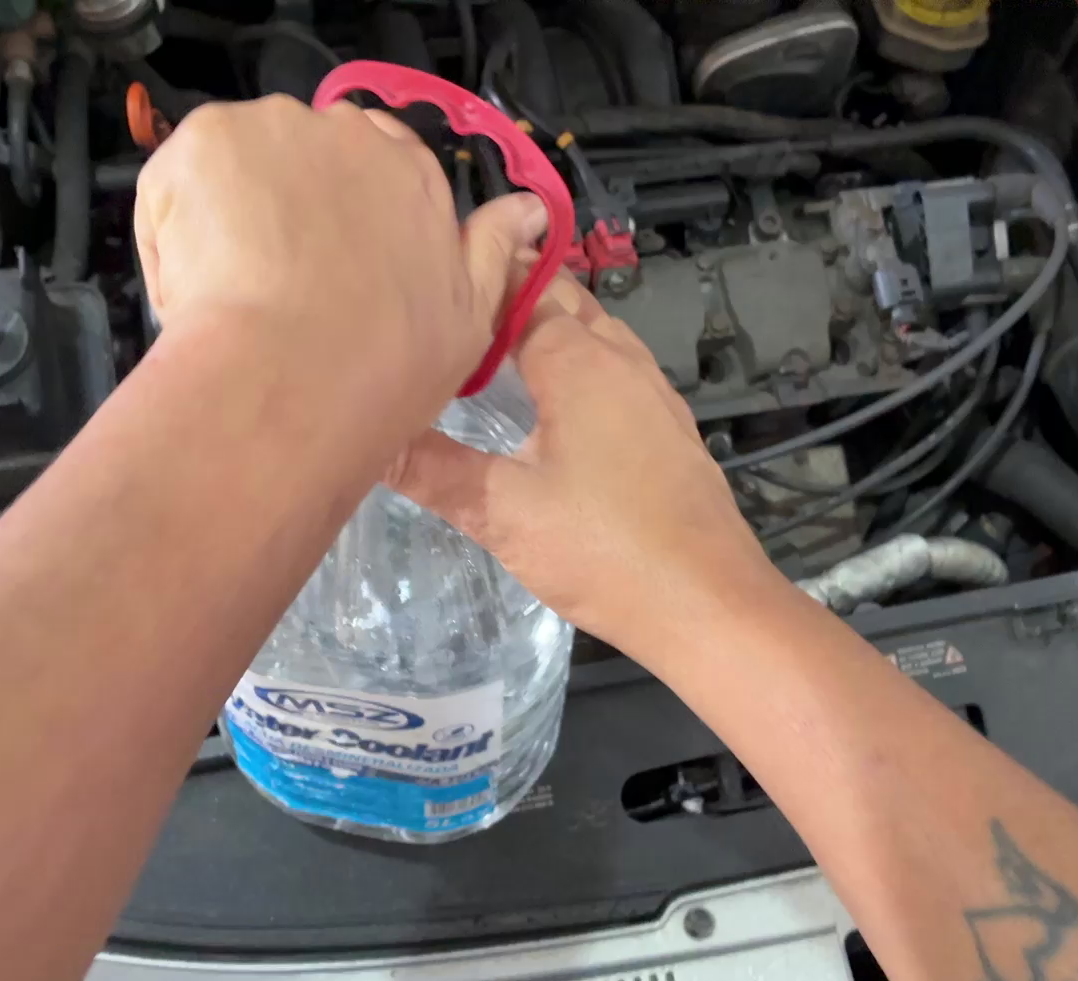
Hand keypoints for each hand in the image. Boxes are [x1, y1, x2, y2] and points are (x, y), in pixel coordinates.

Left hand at [134, 96, 547, 398]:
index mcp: (415, 177)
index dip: (349, 221)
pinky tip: (206, 285)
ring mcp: (277, 132)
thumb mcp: (470, 322)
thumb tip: (530, 209)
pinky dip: (184, 228)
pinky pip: (186, 182)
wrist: (295, 383)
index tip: (335, 271)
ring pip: (245, 169)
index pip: (379, 169)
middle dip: (293, 211)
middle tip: (286, 288)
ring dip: (238, 218)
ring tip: (245, 297)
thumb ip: (495, 253)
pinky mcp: (206, 144)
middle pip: (311, 159)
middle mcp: (352, 137)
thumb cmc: (388, 367)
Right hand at [385, 271, 786, 664]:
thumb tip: (370, 441)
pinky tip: (555, 407)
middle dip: (510, 296)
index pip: (521, 288)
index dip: (475, 280)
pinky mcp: (670, 430)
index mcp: (580, 361)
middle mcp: (623, 361)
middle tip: (451, 315)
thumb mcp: (504, 513)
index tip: (428, 286)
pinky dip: (579, 366)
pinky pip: (617, 372)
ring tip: (493, 350)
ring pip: (596, 335)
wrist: (707, 603)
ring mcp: (655, 395)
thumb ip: (433, 471)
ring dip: (549, 329)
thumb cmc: (605, 551)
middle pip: (563, 301)